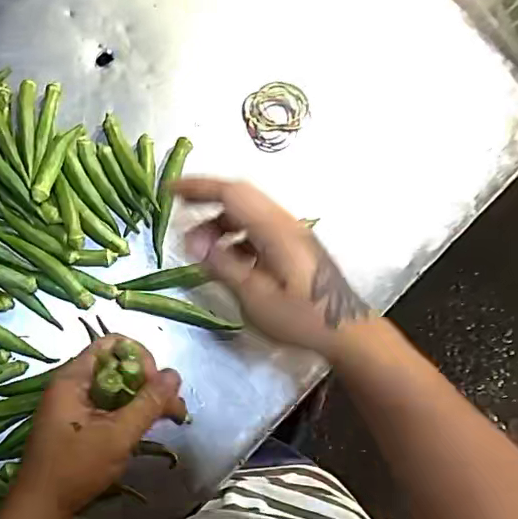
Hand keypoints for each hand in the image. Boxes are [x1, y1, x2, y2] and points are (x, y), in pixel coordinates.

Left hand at [9, 337, 184, 518]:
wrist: (41, 508)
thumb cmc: (75, 468)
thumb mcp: (118, 434)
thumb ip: (148, 403)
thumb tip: (174, 375)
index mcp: (73, 379)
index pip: (112, 344)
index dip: (141, 358)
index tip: (157, 386)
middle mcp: (72, 385)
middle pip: (118, 366)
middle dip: (150, 381)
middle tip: (173, 406)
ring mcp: (75, 405)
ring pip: (118, 388)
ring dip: (145, 399)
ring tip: (171, 418)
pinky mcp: (80, 423)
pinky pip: (111, 406)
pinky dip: (132, 412)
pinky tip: (150, 427)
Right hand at [175, 177, 375, 357]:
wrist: (347, 330)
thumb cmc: (302, 318)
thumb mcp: (257, 297)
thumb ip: (225, 266)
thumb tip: (194, 241)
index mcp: (276, 230)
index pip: (232, 193)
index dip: (199, 188)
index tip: (170, 191)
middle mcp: (285, 224)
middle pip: (241, 198)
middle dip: (207, 204)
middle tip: (181, 223)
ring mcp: (292, 235)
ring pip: (250, 215)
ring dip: (221, 224)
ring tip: (201, 250)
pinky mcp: (295, 248)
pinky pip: (260, 230)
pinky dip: (237, 237)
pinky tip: (227, 260)